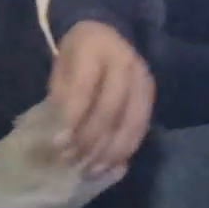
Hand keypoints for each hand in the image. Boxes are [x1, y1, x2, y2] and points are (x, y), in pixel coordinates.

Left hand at [49, 21, 153, 173]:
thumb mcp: (61, 68)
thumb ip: (61, 97)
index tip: (58, 144)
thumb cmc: (78, 57)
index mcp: (96, 48)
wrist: (108, 36)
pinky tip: (108, 166)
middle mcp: (125, 62)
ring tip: (90, 171)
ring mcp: (142, 81)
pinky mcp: (150, 98)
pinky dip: (123, 152)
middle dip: (90, 141)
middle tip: (73, 161)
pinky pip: (140, 131)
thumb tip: (60, 137)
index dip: (71, 120)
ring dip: (109, 153)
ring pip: (129, 125)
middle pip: (110, 111)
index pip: (84, 90)